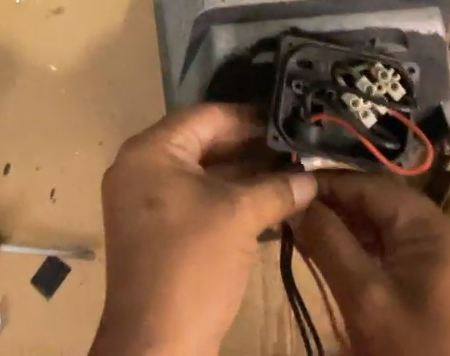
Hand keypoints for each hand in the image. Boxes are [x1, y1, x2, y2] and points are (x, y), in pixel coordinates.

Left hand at [91, 104, 316, 354]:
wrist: (155, 344)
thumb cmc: (192, 264)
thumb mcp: (240, 217)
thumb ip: (276, 188)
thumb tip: (310, 177)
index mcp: (151, 150)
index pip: (205, 116)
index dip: (248, 117)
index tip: (285, 119)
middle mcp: (139, 166)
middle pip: (200, 142)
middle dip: (248, 146)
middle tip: (292, 147)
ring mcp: (142, 200)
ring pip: (198, 172)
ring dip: (240, 174)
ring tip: (288, 172)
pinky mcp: (152, 229)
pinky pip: (191, 198)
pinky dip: (223, 197)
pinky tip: (264, 201)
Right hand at [293, 172, 449, 355]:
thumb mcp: (364, 301)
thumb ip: (328, 241)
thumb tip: (295, 200)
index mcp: (442, 234)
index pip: (375, 186)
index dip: (330, 183)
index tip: (289, 189)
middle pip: (387, 207)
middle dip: (339, 208)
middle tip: (294, 215)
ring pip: (396, 233)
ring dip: (354, 233)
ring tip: (308, 237)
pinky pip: (409, 259)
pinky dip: (375, 257)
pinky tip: (341, 264)